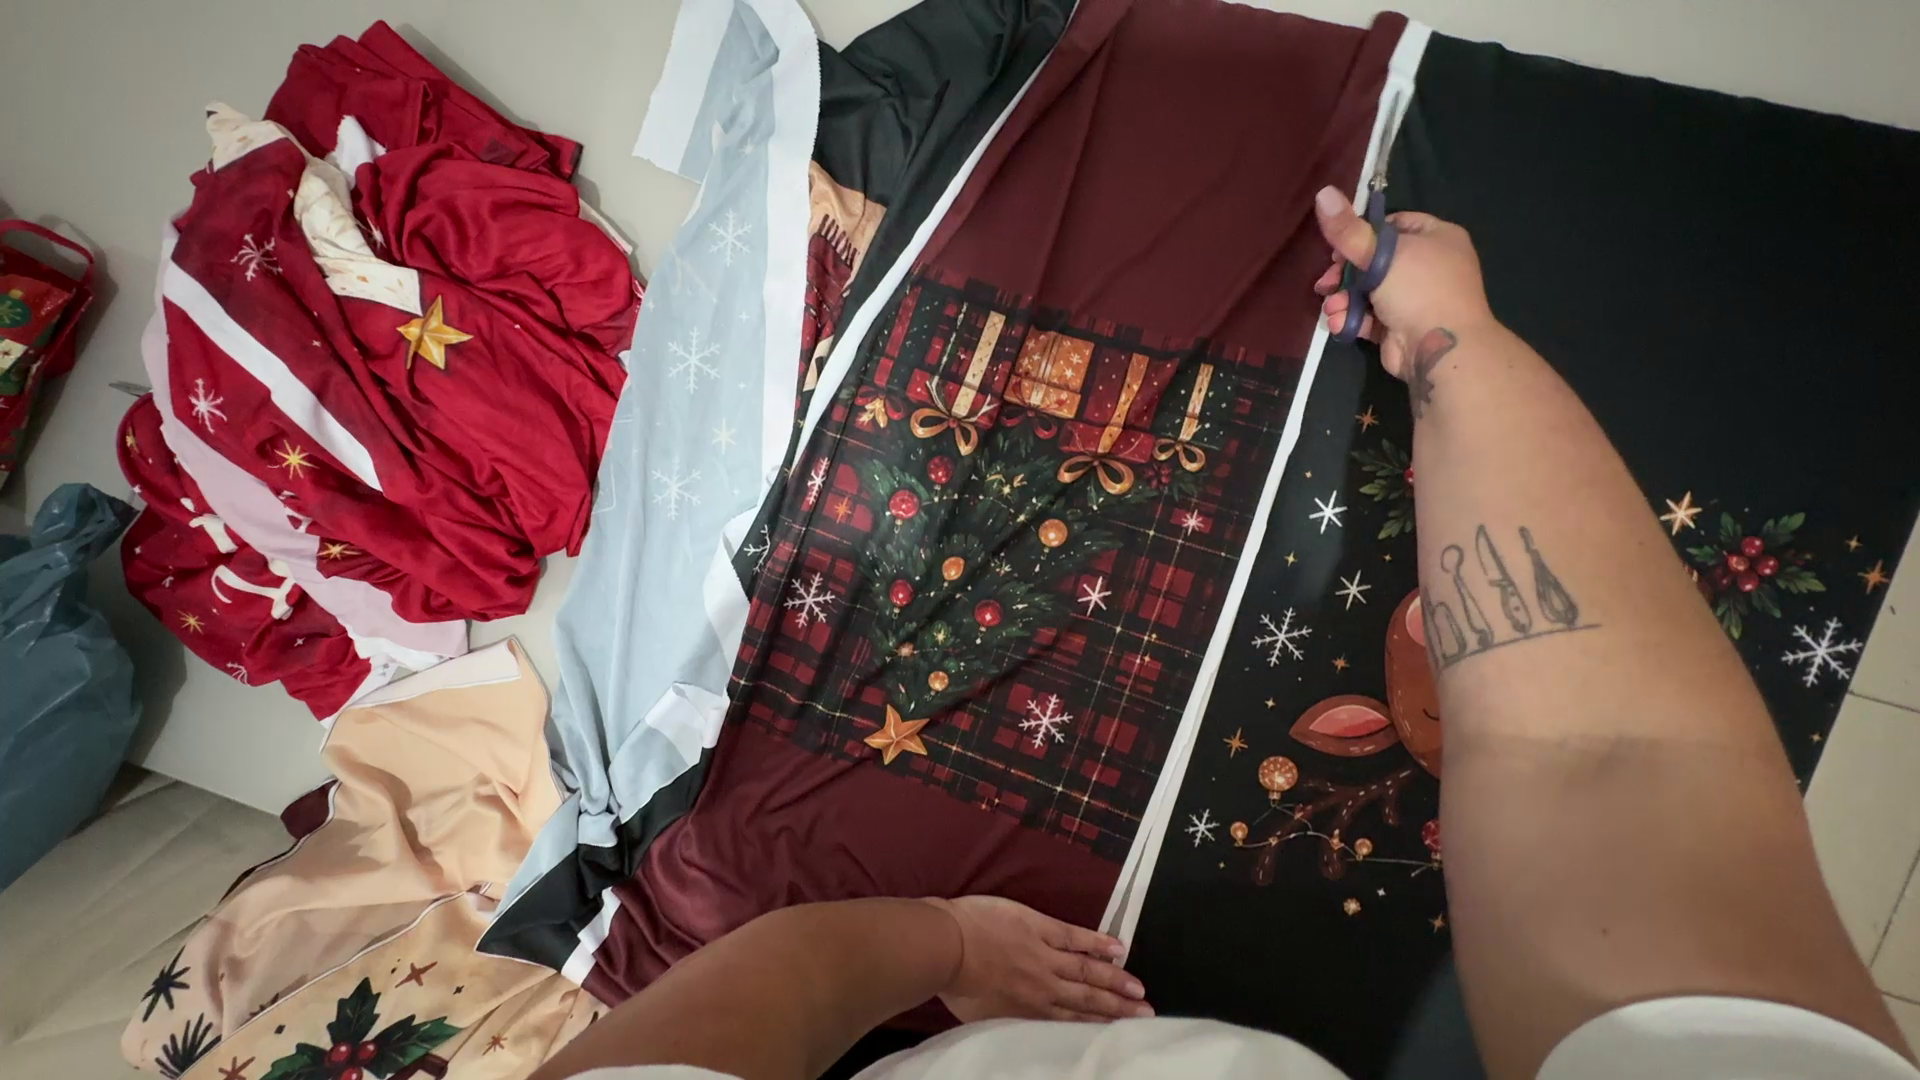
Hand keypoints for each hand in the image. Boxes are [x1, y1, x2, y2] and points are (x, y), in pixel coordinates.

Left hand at [926, 896, 1152, 1022]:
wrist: (947, 947)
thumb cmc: (955, 983)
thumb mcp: (982, 1016)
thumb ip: (1007, 1019)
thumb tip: (1017, 1025)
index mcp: (1029, 1011)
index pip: (1071, 1020)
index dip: (1097, 1024)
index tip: (1121, 1031)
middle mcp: (1044, 988)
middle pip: (1087, 999)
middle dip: (1117, 1008)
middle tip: (1147, 1015)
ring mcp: (1044, 956)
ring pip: (1087, 970)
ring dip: (1115, 981)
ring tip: (1140, 990)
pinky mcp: (1039, 928)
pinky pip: (1074, 937)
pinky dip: (1097, 943)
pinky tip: (1118, 947)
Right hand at [1311, 186, 1497, 385]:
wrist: (1440, 345)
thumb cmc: (1418, 288)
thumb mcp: (1380, 254)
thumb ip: (1348, 229)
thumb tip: (1322, 192)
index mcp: (1436, 238)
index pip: (1393, 226)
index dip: (1362, 235)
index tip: (1338, 248)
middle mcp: (1427, 266)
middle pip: (1374, 262)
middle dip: (1344, 275)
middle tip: (1326, 283)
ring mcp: (1413, 298)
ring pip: (1367, 292)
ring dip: (1343, 299)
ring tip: (1332, 307)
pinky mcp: (1398, 327)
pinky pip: (1368, 317)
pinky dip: (1352, 319)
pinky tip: (1340, 323)